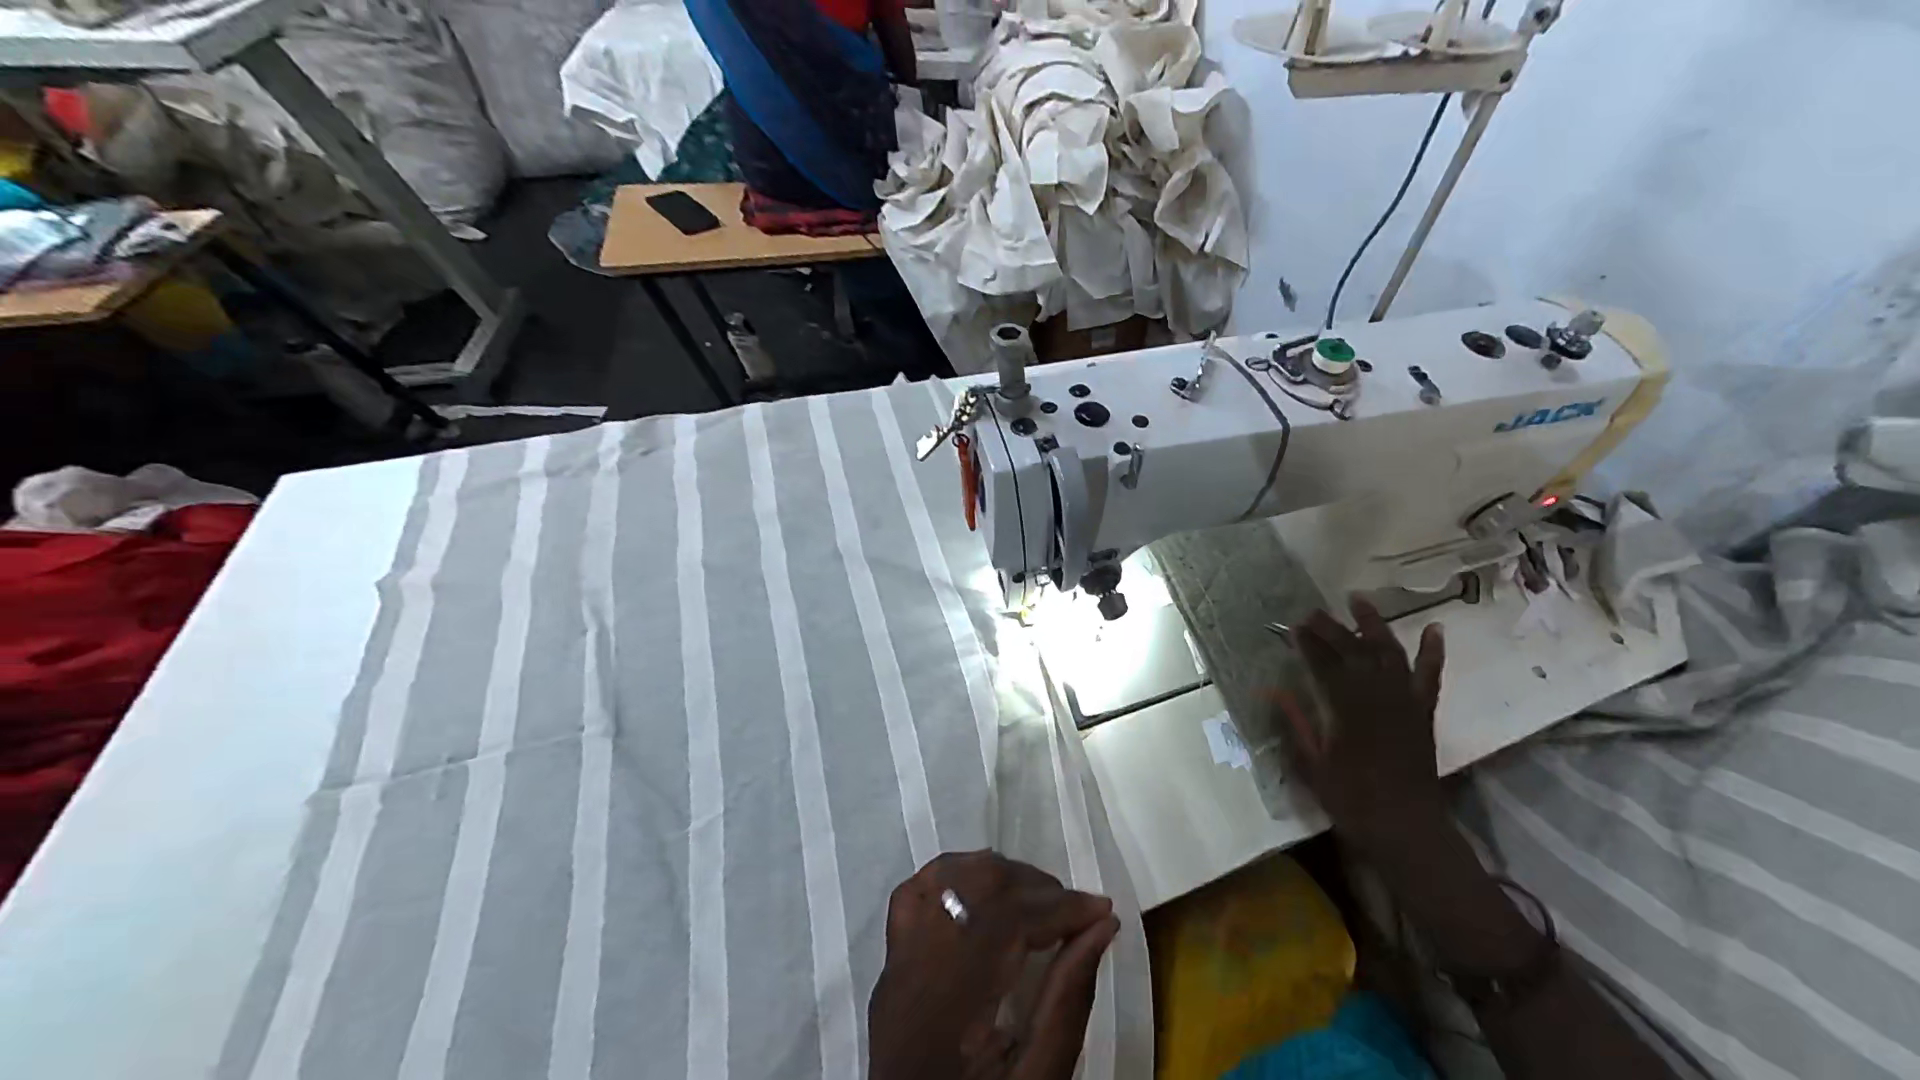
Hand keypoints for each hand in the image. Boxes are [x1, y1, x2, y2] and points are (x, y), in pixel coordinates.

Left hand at [869, 851, 1120, 1079]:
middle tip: (1073, 910)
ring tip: (1036, 898)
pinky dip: (953, 877)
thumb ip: (1069, 999)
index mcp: (951, 1007)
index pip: (1006, 922)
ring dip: (995, 875)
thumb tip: (1103, 924)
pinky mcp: (890, 960)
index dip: (1058, 907)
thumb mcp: (1039, 1076)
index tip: (1101, 909)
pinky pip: (914, 892)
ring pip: (943, 877)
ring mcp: (895, 961)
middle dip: (1031, 886)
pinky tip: (983, 890)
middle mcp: (913, 970)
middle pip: (972, 888)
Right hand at [1277, 595, 1447, 859]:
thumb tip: (1274, 691)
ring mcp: (1405, 702)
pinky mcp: (1423, 712)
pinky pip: (1430, 676)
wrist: (1407, 828)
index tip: (1293, 627)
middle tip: (1312, 613)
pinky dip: (1432, 652)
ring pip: (1390, 653)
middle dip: (1332, 629)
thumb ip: (1295, 726)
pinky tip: (1433, 629)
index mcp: (1346, 712)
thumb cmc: (1352, 801)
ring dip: (1374, 625)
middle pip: (1354, 653)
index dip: (1308, 644)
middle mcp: (1378, 699)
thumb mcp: (1312, 766)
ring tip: (1358, 601)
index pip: (1324, 666)